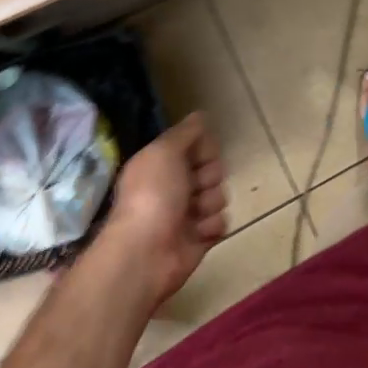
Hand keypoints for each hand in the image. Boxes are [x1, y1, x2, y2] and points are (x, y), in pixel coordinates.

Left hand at [103, 113, 227, 307]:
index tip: (197, 156)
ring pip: (219, 196)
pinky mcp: (200, 238)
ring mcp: (187, 214)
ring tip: (193, 215)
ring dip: (209, 204)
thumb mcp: (164, 151)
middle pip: (212, 170)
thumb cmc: (153, 195)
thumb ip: (185, 132)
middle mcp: (174, 186)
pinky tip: (198, 233)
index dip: (203, 150)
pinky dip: (211, 227)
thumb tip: (200, 114)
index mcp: (162, 163)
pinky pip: (221, 223)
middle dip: (208, 177)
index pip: (197, 145)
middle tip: (192, 187)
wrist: (147, 253)